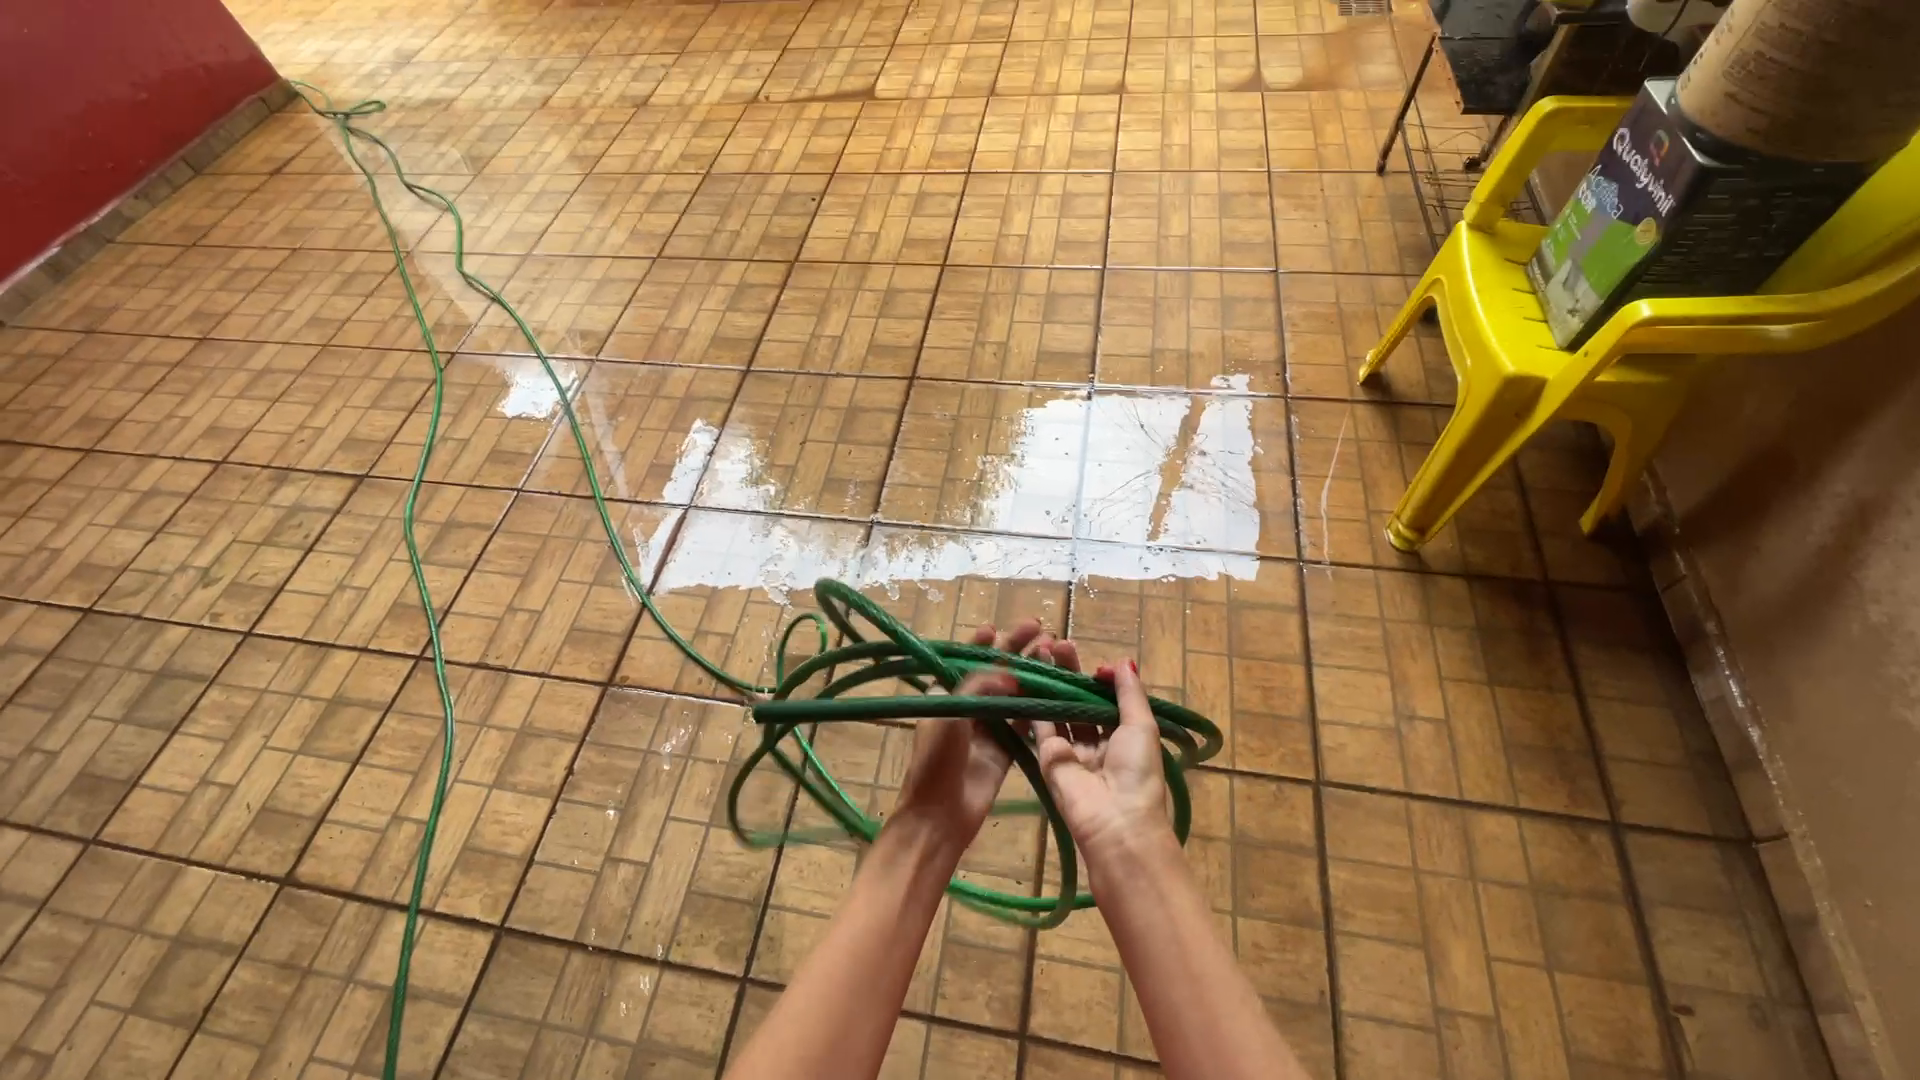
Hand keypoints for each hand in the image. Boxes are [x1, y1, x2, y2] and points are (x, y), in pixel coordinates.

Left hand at [891, 619, 1077, 852]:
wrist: (940, 814)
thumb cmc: (938, 758)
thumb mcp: (951, 711)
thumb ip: (980, 685)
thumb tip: (1011, 672)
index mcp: (945, 695)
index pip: (966, 661)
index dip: (982, 643)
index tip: (998, 627)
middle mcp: (967, 707)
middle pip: (995, 672)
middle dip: (1015, 650)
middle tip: (1040, 628)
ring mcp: (988, 728)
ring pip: (1013, 693)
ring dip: (1031, 673)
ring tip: (1053, 650)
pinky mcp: (1006, 750)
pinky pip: (1024, 721)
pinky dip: (1038, 704)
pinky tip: (1055, 686)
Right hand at [1031, 658, 1171, 894]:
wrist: (1114, 823)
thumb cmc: (1137, 772)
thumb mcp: (1142, 726)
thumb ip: (1130, 692)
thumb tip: (1121, 661)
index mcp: (1126, 738)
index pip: (1109, 701)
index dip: (1099, 680)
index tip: (1091, 660)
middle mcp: (1099, 743)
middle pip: (1081, 702)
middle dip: (1071, 674)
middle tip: (1058, 644)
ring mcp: (1072, 751)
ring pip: (1060, 710)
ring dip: (1052, 683)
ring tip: (1041, 651)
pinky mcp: (1047, 759)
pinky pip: (1041, 728)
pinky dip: (1034, 704)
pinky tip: (1027, 676)